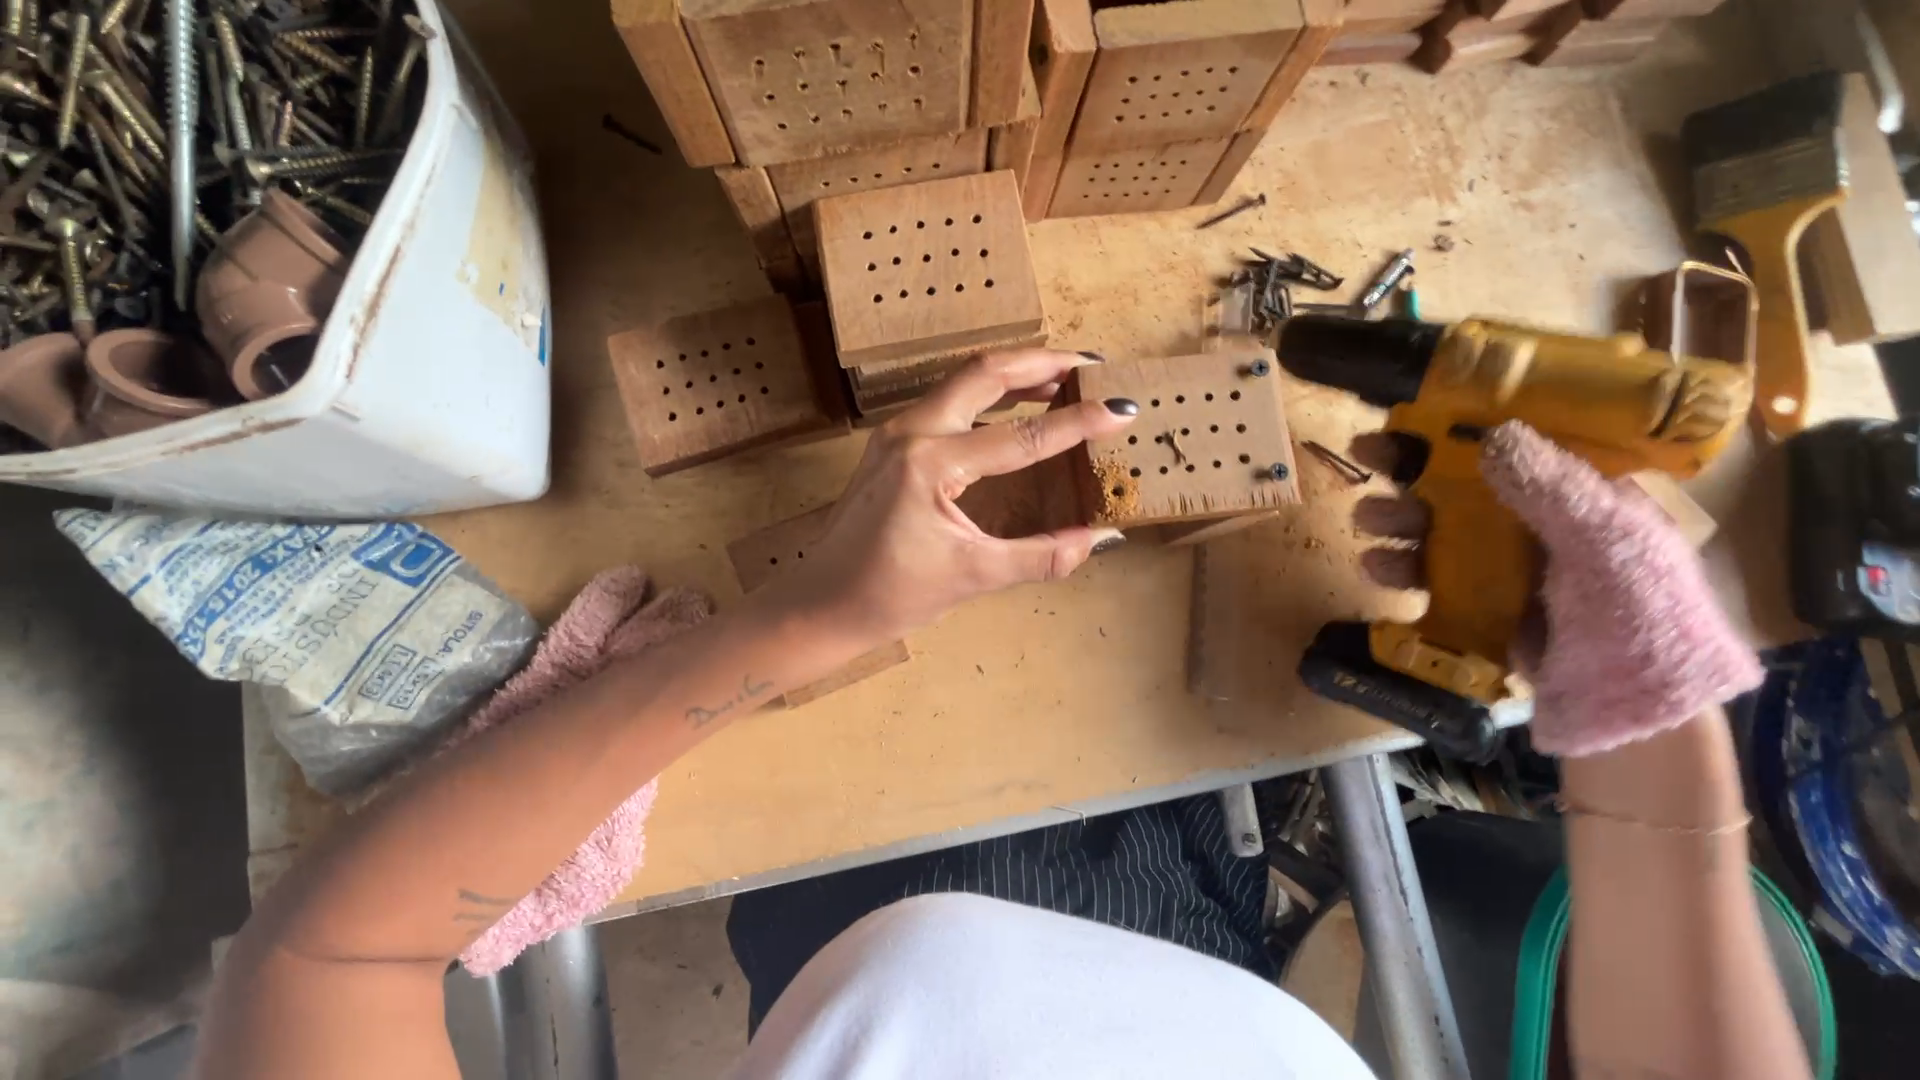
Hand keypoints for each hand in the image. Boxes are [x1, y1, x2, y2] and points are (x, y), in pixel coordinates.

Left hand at [763, 349, 1137, 648]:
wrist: (823, 602)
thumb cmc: (890, 594)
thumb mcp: (973, 576)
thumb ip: (1043, 556)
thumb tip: (1103, 541)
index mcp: (931, 463)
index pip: (1022, 436)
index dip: (1077, 423)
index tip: (1121, 411)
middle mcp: (911, 432)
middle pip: (985, 372)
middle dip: (1042, 363)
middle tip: (1090, 364)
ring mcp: (896, 432)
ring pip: (964, 379)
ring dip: (1014, 372)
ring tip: (1061, 375)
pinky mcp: (891, 442)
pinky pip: (948, 399)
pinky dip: (988, 393)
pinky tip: (1014, 405)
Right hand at [1350, 421, 1759, 756]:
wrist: (1634, 713)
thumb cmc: (1639, 617)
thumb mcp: (1608, 543)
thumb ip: (1553, 488)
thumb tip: (1493, 434)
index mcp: (1581, 494)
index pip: (1519, 440)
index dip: (1467, 420)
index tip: (1419, 410)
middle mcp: (1538, 521)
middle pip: (1464, 480)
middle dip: (1413, 466)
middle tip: (1365, 453)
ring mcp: (1506, 564)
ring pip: (1438, 526)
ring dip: (1398, 516)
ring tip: (1368, 520)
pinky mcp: (1478, 603)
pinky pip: (1429, 575)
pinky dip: (1400, 566)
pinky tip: (1377, 567)